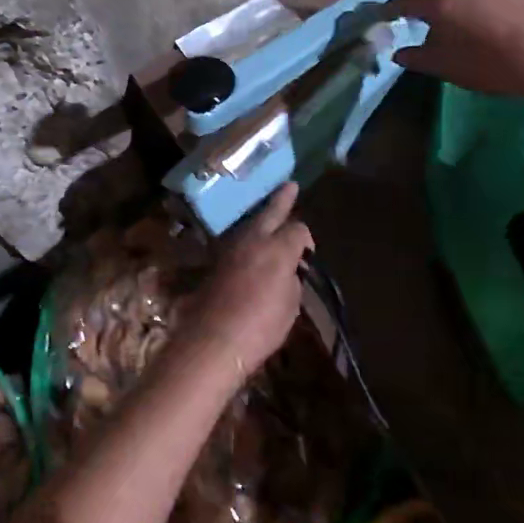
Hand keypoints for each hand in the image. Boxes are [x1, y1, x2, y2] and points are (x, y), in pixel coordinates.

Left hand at [179, 183, 313, 376]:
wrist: (214, 337)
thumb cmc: (261, 326)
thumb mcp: (290, 305)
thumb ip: (291, 280)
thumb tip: (287, 271)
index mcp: (278, 248)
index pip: (298, 230)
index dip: (306, 239)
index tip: (308, 252)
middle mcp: (253, 239)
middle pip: (270, 212)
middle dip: (281, 199)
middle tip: (289, 185)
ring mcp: (230, 247)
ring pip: (250, 223)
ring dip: (261, 218)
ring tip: (271, 212)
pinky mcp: (215, 259)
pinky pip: (237, 239)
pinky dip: (247, 236)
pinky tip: (252, 240)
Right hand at [387, 0, 523, 102]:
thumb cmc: (492, 62)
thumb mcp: (447, 66)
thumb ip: (418, 57)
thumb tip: (400, 52)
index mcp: (441, 1)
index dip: (390, 8)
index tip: (381, 15)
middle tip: (411, 13)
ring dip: (449, 0)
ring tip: (447, 19)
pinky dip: (473, 4)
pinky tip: (481, 23)